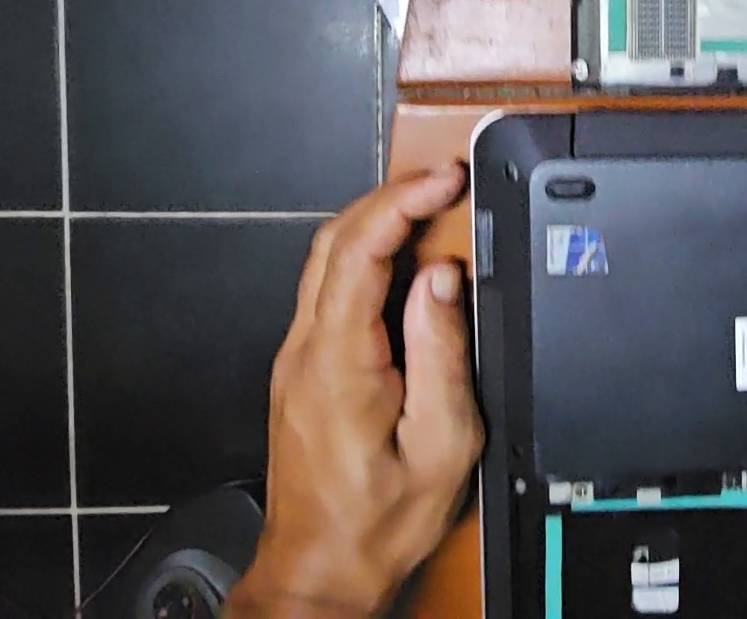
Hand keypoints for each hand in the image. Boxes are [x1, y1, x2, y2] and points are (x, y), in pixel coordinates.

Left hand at [229, 165, 482, 617]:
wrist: (321, 567)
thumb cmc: (380, 516)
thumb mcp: (442, 440)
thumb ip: (443, 351)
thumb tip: (445, 278)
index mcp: (338, 361)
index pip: (361, 250)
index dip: (404, 200)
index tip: (447, 179)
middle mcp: (306, 348)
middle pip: (336, 239)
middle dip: (393, 193)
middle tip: (445, 178)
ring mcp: (300, 353)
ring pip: (330, 255)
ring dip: (381, 215)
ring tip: (433, 202)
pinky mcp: (307, 361)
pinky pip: (334, 282)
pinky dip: (372, 247)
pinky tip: (408, 249)